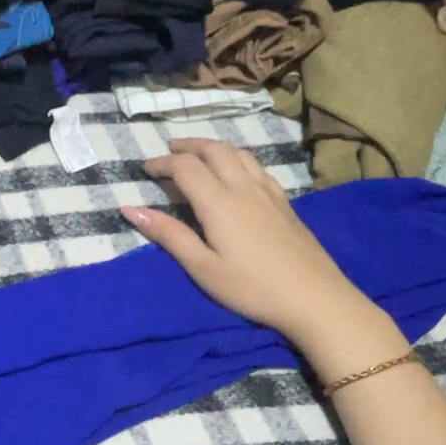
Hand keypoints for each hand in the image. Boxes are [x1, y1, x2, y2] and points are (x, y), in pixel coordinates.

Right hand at [121, 139, 390, 347]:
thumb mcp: (202, 267)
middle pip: (214, 150)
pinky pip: (257, 167)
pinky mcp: (284, 203)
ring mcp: (268, 193)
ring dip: (213, 147)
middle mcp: (243, 188)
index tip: (145, 171)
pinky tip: (234, 173)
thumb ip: (168, 235)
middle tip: (168, 151)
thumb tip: (130, 209)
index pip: (185, 167)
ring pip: (238, 154)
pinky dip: (237, 159)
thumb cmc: (251, 287)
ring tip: (197, 155)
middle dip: (188, 146)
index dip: (162, 163)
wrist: (315, 299)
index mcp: (219, 202)